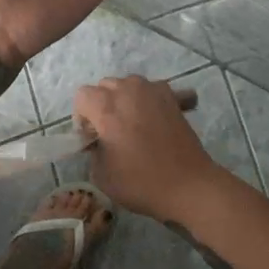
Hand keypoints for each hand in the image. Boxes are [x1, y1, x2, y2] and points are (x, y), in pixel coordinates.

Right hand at [74, 76, 221, 218]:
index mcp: (107, 107)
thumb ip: (92, 149)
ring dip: (125, 99)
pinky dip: (149, 99)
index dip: (82, 117)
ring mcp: (153, 89)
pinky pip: (153, 89)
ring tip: (133, 124)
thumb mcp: (101, 174)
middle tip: (111, 132)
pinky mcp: (172, 96)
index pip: (82, 96)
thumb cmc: (140, 182)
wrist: (186, 184)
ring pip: (129, 84)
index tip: (92, 138)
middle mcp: (129, 90)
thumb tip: (98, 139)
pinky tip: (155, 118)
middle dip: (102, 105)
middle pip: (105, 86)